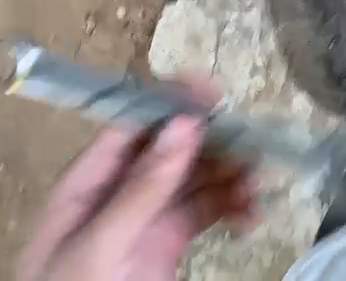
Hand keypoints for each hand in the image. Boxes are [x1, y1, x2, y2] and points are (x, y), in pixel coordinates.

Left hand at [18, 97, 256, 280]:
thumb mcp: (101, 251)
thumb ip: (143, 189)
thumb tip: (186, 122)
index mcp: (89, 183)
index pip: (134, 124)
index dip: (174, 102)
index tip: (217, 93)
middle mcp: (120, 191)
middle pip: (173, 146)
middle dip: (214, 142)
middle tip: (253, 145)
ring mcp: (145, 217)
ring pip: (195, 176)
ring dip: (229, 174)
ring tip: (256, 188)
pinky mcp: (167, 243)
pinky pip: (205, 210)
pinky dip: (231, 207)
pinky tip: (251, 218)